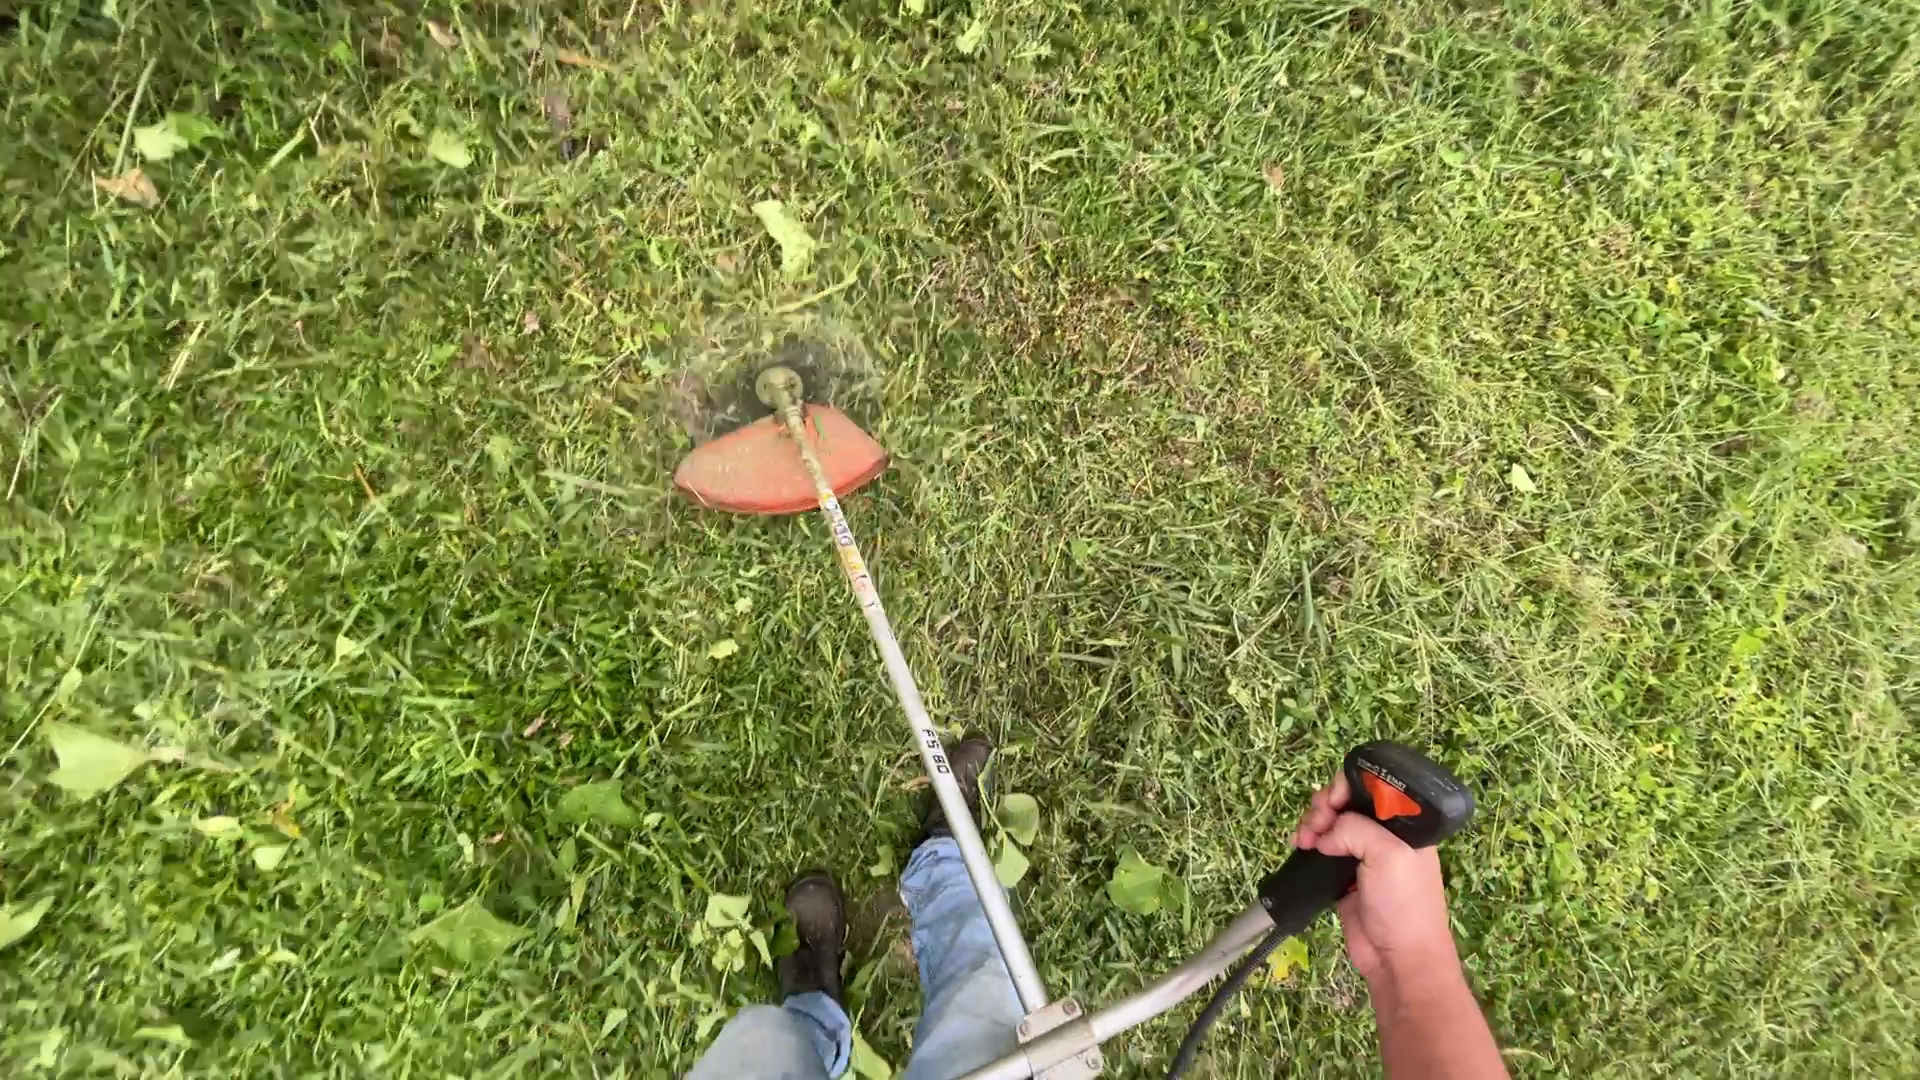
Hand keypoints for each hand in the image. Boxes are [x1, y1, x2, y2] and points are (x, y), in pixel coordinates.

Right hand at [1292, 768, 1458, 986]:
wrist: (1397, 958)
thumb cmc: (1403, 904)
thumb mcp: (1388, 854)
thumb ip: (1354, 828)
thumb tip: (1324, 835)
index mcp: (1405, 826)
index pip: (1373, 788)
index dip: (1348, 787)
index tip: (1333, 801)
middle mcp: (1383, 834)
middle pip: (1345, 801)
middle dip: (1325, 806)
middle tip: (1316, 824)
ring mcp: (1362, 853)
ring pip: (1329, 820)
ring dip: (1312, 823)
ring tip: (1304, 839)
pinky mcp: (1342, 871)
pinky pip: (1320, 843)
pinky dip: (1307, 839)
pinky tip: (1299, 845)